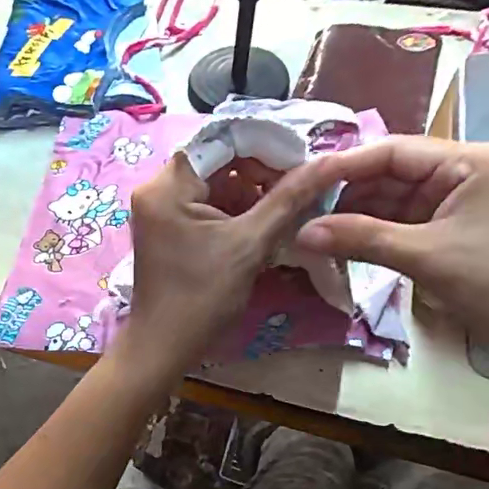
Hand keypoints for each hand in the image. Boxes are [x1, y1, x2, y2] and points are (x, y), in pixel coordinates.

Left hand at [116, 155, 335, 379]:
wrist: (163, 348)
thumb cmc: (202, 298)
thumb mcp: (250, 245)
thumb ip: (289, 199)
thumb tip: (330, 162)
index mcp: (168, 185)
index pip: (224, 140)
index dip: (267, 147)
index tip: (302, 166)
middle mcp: (158, 188)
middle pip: (220, 159)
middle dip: (261, 172)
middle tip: (298, 191)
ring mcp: (162, 208)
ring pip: (217, 182)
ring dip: (252, 192)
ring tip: (285, 212)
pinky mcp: (170, 226)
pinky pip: (208, 203)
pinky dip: (237, 210)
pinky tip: (263, 226)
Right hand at [295, 137, 488, 390]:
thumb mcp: (429, 258)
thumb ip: (363, 239)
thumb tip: (301, 233)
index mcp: (471, 160)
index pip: (394, 150)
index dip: (344, 166)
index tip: (300, 182)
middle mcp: (466, 172)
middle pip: (392, 175)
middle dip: (347, 196)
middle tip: (300, 214)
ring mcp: (461, 204)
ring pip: (396, 202)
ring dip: (358, 218)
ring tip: (313, 232)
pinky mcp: (457, 233)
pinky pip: (407, 226)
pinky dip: (377, 236)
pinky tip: (344, 245)